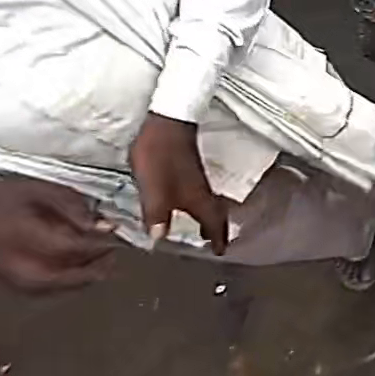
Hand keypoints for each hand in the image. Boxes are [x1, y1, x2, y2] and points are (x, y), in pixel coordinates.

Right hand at [0, 176, 117, 292]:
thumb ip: (75, 208)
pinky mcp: (6, 281)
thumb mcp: (45, 190)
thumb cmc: (6, 197)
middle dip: (91, 270)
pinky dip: (65, 284)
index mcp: (18, 234)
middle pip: (57, 277)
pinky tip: (81, 272)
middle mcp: (10, 261)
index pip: (65, 247)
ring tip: (103, 263)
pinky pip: (40, 290)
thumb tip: (103, 226)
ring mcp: (5, 276)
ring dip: (81, 279)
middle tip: (114, 255)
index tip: (115, 235)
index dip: (95, 244)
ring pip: (50, 288)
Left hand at [128, 112, 229, 251]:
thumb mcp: (154, 189)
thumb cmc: (162, 157)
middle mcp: (203, 191)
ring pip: (211, 204)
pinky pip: (202, 196)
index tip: (221, 251)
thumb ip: (156, 215)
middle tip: (217, 242)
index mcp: (197, 199)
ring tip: (205, 229)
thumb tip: (159, 239)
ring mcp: (198, 179)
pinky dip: (202, 206)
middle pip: (217, 214)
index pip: (214, 223)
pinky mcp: (190, 170)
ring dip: (211, 218)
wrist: (168, 123)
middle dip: (218, 229)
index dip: (218, 239)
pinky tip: (190, 206)